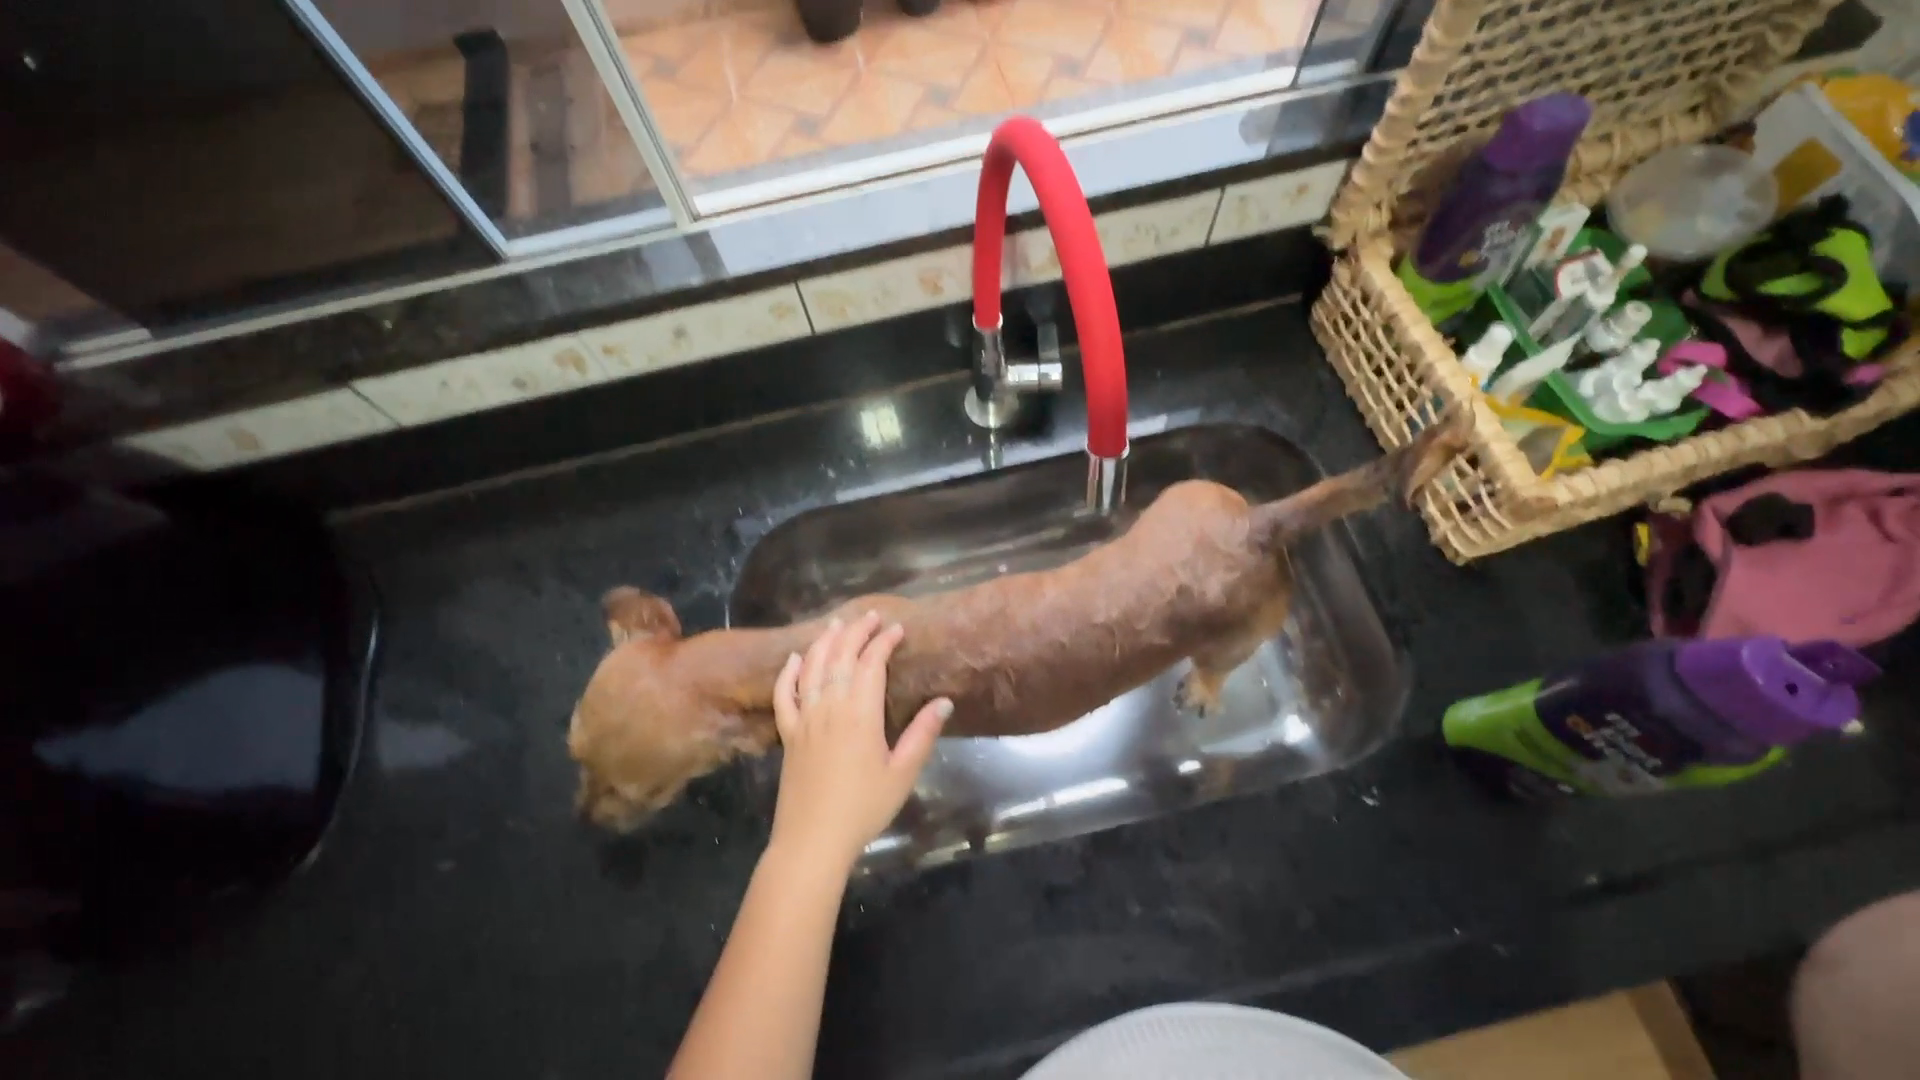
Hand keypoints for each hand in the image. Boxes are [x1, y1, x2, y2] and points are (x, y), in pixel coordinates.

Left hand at [768, 612, 950, 871]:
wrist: (813, 839)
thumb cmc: (864, 808)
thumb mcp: (902, 774)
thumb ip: (922, 735)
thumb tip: (943, 702)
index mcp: (860, 714)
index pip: (871, 664)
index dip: (884, 642)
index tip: (898, 629)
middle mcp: (829, 707)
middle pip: (840, 657)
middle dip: (856, 632)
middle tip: (871, 617)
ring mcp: (804, 719)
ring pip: (811, 668)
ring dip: (824, 642)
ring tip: (837, 624)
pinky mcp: (788, 734)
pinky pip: (784, 695)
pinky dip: (789, 673)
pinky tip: (795, 659)